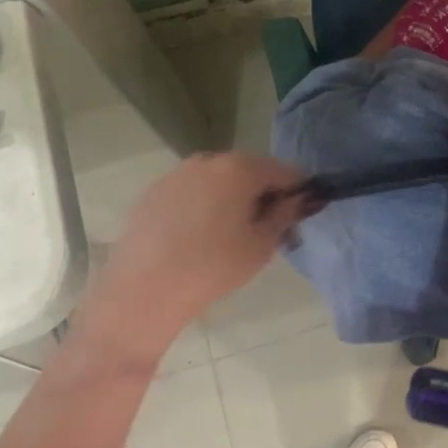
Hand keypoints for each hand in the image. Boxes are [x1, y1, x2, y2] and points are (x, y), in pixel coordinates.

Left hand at [84, 153, 310, 345]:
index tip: (300, 217)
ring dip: (232, 199)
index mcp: (240, 169)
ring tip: (231, 236)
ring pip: (219, 180)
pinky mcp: (154, 192)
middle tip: (267, 230)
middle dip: (263, 194)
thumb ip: (286, 215)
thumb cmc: (214, 266)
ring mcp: (177, 174)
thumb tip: (300, 199)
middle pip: (250, 171)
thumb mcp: (262, 245)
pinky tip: (199, 238)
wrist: (146, 287)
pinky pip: (192, 192)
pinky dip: (204, 206)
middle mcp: (208, 160)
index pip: (285, 171)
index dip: (298, 192)